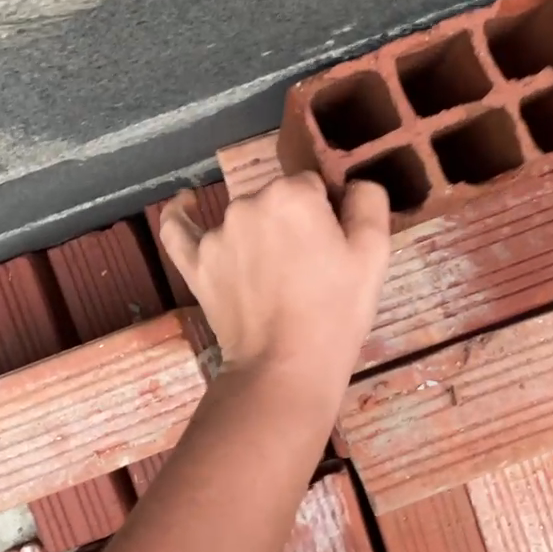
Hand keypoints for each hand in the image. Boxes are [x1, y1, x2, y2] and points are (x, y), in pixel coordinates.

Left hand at [159, 174, 391, 386]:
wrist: (284, 368)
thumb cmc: (335, 312)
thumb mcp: (374, 254)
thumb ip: (368, 201)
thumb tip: (351, 183)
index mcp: (293, 194)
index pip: (312, 186)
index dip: (325, 214)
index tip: (332, 247)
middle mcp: (248, 202)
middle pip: (276, 200)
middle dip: (292, 224)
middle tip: (309, 270)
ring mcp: (216, 233)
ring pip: (243, 218)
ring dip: (256, 235)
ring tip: (274, 280)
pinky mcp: (194, 262)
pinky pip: (179, 229)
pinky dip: (181, 214)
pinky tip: (186, 202)